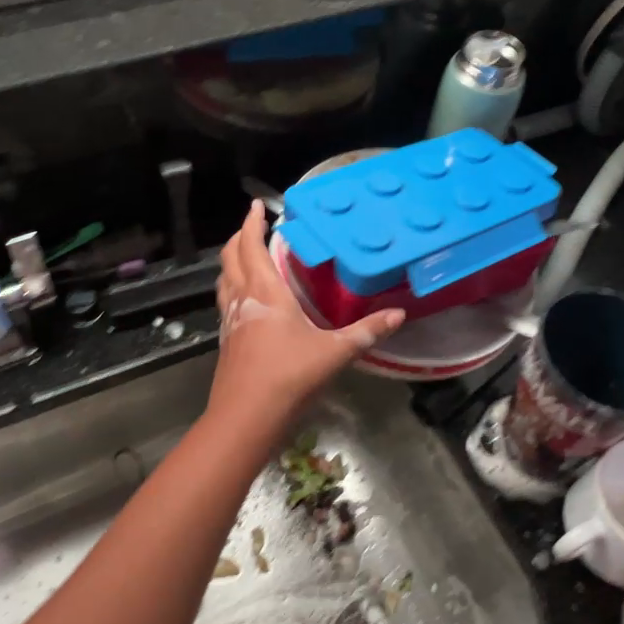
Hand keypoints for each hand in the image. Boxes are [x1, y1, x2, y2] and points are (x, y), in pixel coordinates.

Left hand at [207, 201, 405, 433]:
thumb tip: (399, 314)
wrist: (245, 418)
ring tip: (247, 256)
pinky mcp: (227, 341)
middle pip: (230, 259)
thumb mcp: (335, 353)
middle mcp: (242, 300)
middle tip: (252, 225)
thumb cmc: (289, 377)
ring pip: (224, 281)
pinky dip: (233, 288)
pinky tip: (247, 301)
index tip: (257, 206)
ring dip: (232, 262)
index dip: (251, 224)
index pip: (252, 247)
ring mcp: (230, 321)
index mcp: (265, 292)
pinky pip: (226, 302)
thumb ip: (366, 332)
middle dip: (239, 238)